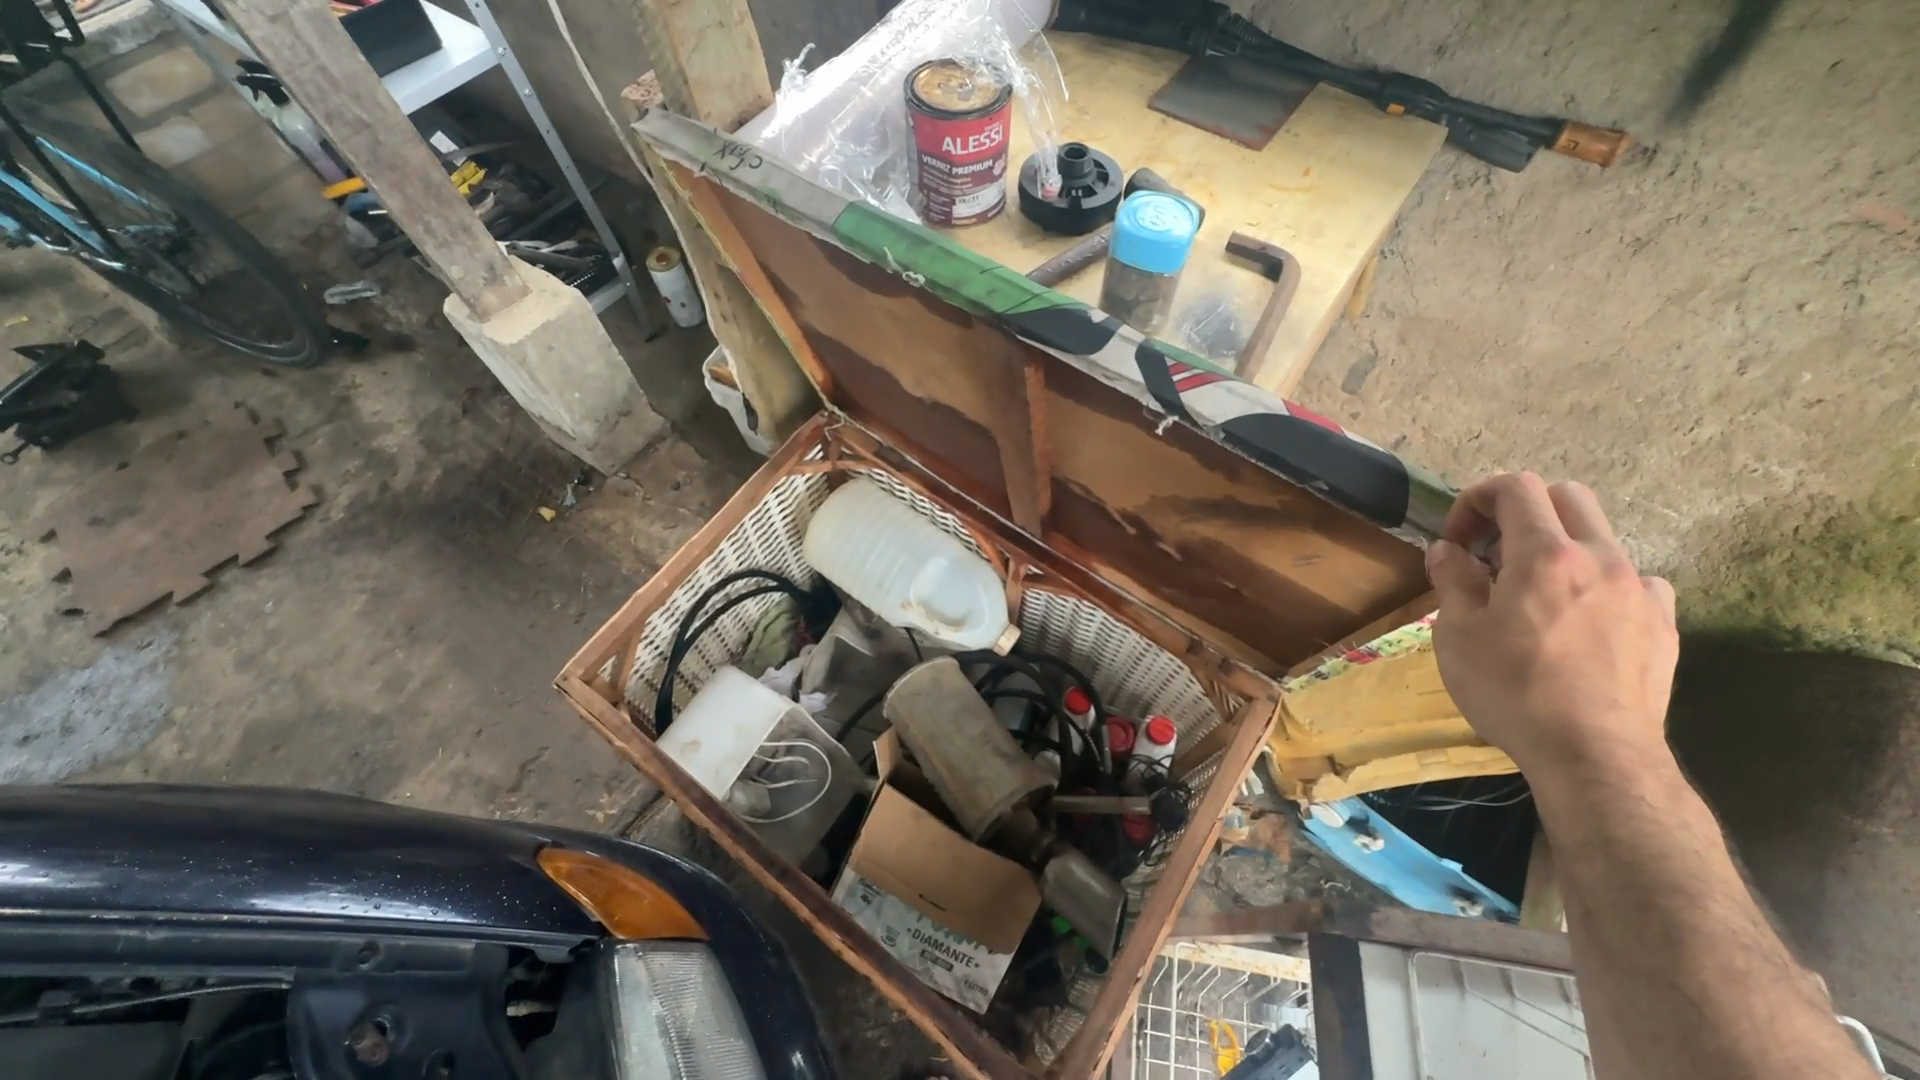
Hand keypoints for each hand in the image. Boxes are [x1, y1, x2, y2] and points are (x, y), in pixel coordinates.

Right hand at [1426, 473, 1678, 781]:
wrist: (1594, 756)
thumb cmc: (1512, 691)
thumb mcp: (1458, 635)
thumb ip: (1452, 580)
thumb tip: (1448, 550)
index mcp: (1545, 554)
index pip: (1515, 487)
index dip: (1477, 499)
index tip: (1459, 539)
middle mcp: (1601, 558)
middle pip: (1566, 497)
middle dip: (1522, 511)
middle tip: (1493, 556)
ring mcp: (1640, 590)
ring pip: (1600, 538)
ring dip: (1560, 549)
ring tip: (1535, 597)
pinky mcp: (1664, 623)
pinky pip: (1634, 580)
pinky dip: (1601, 585)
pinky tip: (1583, 622)